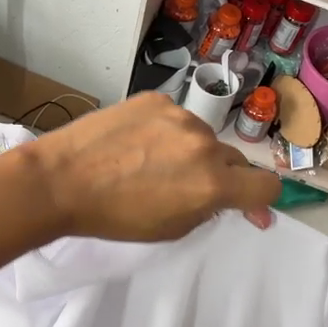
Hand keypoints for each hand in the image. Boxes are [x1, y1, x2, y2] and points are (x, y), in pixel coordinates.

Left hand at [26, 94, 280, 242]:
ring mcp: (180, 116)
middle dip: (221, 176)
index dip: (262, 198)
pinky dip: (166, 132)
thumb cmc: (113, 216)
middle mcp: (204, 144)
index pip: (266, 184)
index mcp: (212, 184)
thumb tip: (230, 200)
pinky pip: (175, 118)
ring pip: (202, 137)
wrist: (61, 179)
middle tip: (188, 187)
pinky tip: (138, 143)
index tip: (249, 205)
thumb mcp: (170, 228)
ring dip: (191, 151)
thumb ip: (208, 209)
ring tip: (151, 163)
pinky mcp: (156, 98)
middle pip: (233, 159)